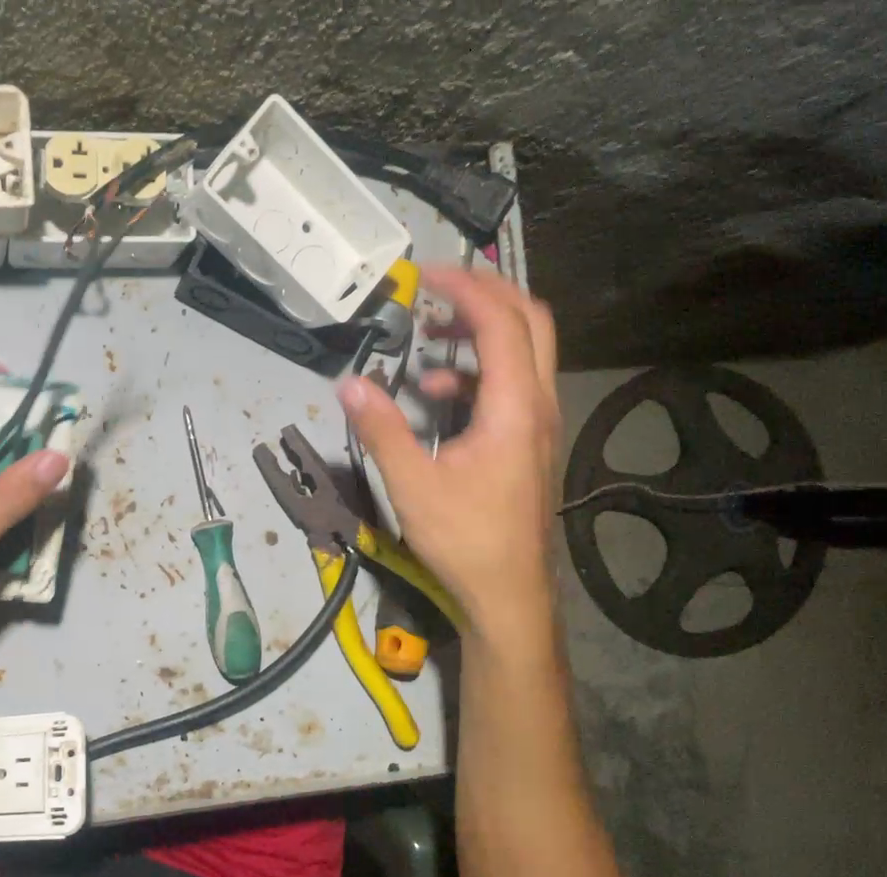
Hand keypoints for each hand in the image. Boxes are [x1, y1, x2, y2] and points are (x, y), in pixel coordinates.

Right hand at [338, 267, 560, 625]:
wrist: (508, 591)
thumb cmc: (464, 540)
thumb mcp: (412, 485)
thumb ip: (381, 430)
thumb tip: (347, 384)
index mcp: (515, 408)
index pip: (500, 322)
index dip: (464, 288)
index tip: (424, 274)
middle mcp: (538, 404)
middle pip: (530, 321)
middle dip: (483, 295)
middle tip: (435, 290)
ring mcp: (538, 423)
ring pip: (525, 351)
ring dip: (480, 332)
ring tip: (428, 337)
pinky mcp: (529, 441)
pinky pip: (512, 384)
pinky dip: (477, 371)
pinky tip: (434, 395)